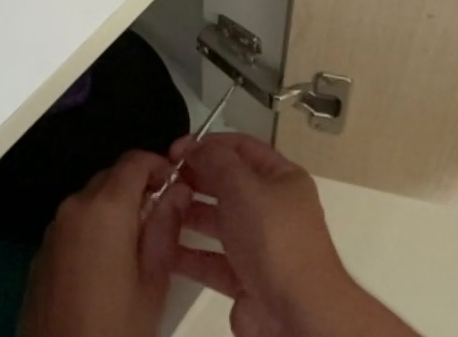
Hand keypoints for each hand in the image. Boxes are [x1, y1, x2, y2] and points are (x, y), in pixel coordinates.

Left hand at [20, 149, 190, 336]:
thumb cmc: (113, 330)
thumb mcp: (153, 282)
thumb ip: (166, 227)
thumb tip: (177, 193)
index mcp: (104, 209)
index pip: (134, 161)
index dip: (158, 165)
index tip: (175, 183)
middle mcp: (74, 209)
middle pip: (111, 177)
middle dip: (138, 189)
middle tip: (164, 217)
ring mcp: (54, 230)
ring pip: (92, 200)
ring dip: (115, 210)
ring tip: (139, 246)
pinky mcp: (42, 252)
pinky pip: (74, 224)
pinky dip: (93, 229)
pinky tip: (108, 265)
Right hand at [171, 134, 417, 336]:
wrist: (296, 313)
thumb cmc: (277, 241)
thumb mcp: (242, 186)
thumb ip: (215, 161)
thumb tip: (195, 147)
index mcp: (283, 179)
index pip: (243, 148)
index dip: (210, 144)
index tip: (179, 148)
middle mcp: (274, 210)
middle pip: (228, 185)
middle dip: (197, 179)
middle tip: (166, 177)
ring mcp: (260, 246)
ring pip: (218, 223)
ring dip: (189, 214)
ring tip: (162, 208)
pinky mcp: (246, 279)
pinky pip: (212, 260)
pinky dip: (189, 254)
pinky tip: (165, 246)